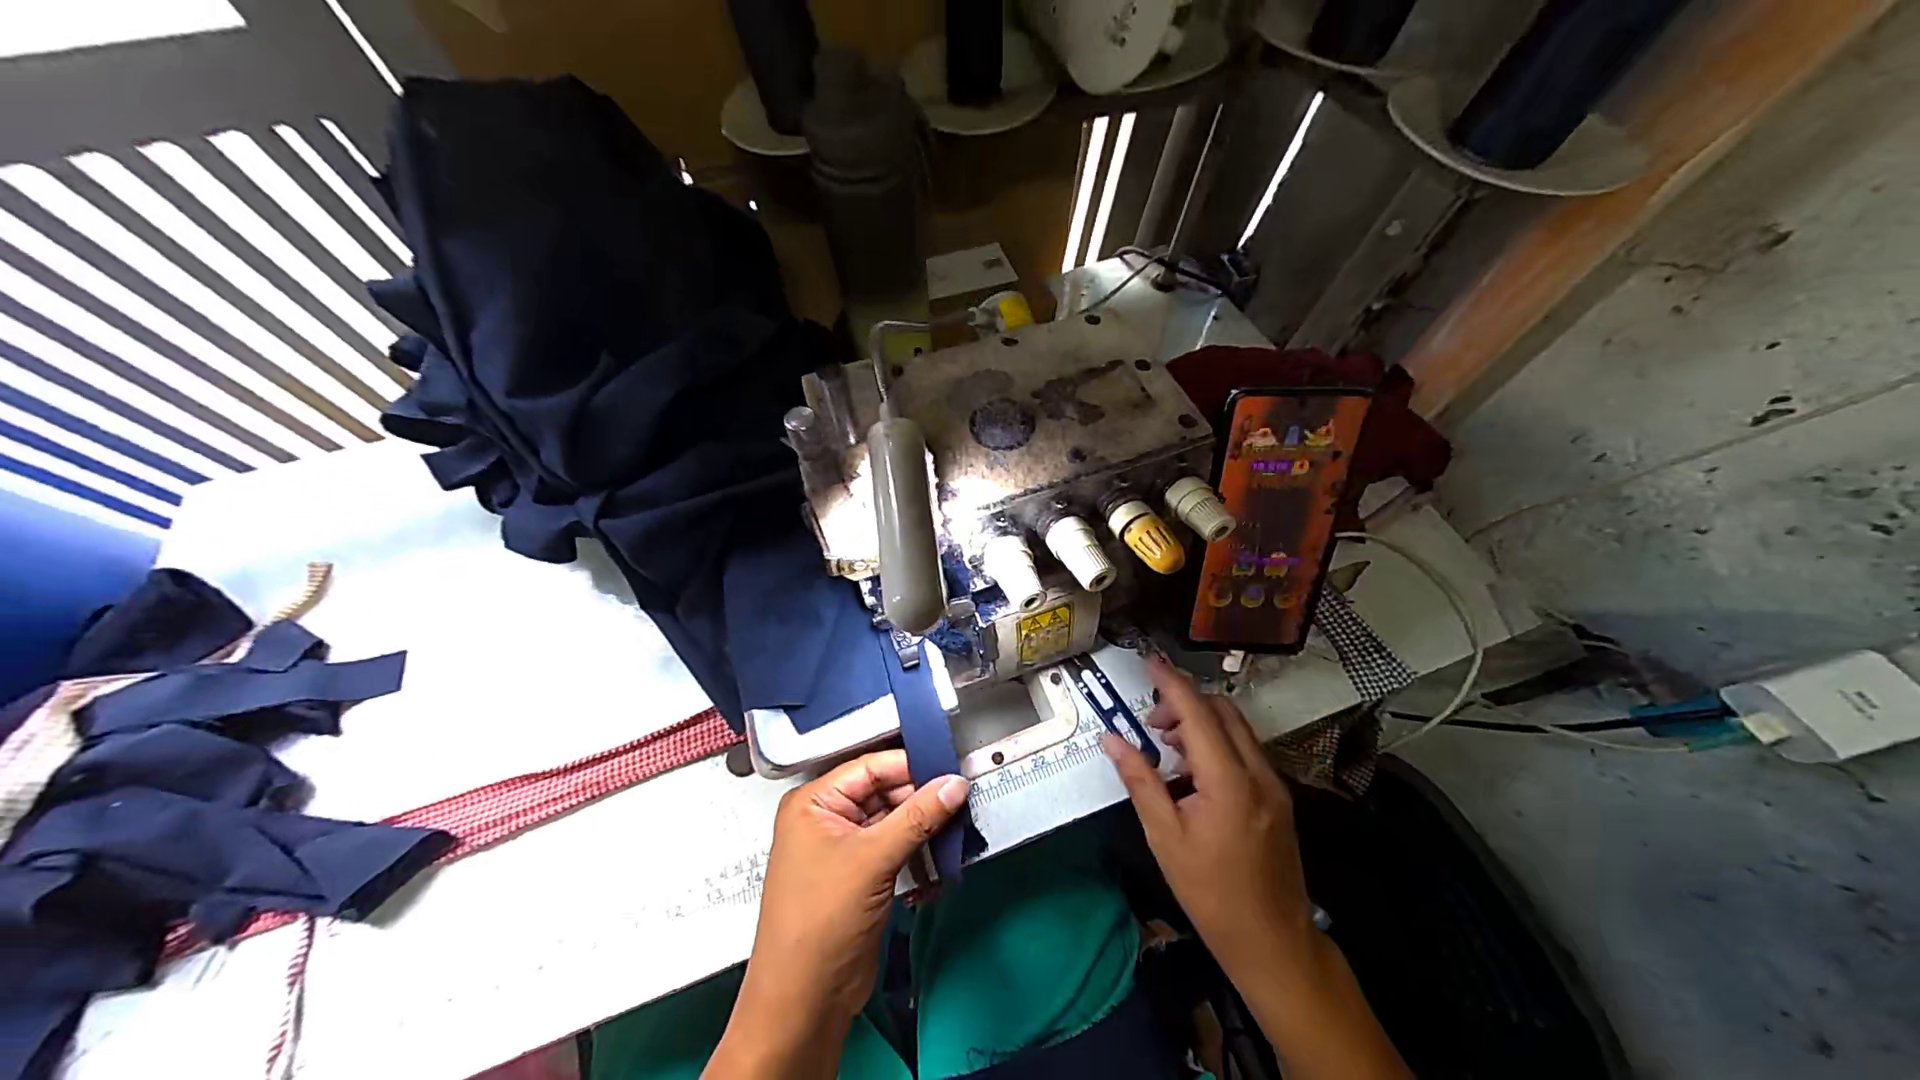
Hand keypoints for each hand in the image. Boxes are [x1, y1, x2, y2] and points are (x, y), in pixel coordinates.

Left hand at [708, 751, 967, 1077]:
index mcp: (813, 802)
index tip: (948, 770)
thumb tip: (951, 786)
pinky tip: (938, 856)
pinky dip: (917, 850)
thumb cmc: (814, 927)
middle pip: (885, 792)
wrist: (805, 999)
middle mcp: (826, 819)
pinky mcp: (861, 875)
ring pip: (893, 820)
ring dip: (923, 827)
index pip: (870, 767)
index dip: (911, 766)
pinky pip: (895, 848)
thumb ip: (918, 817)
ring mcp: (844, 848)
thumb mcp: (872, 859)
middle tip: (957, 800)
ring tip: (953, 828)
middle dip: (921, 798)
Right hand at [1102, 659, 1314, 974]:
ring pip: (1237, 728)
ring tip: (1167, 746)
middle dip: (1184, 702)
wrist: (1273, 941)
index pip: (1198, 713)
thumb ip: (1140, 781)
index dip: (1171, 682)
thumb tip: (1112, 739)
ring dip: (1201, 721)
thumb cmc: (1210, 893)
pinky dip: (1217, 742)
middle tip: (1151, 723)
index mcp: (1229, 781)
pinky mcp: (1278, 797)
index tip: (1149, 661)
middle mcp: (1259, 772)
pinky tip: (1193, 769)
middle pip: (1223, 711)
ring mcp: (1274, 784)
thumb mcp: (1164, 837)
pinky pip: (1246, 750)